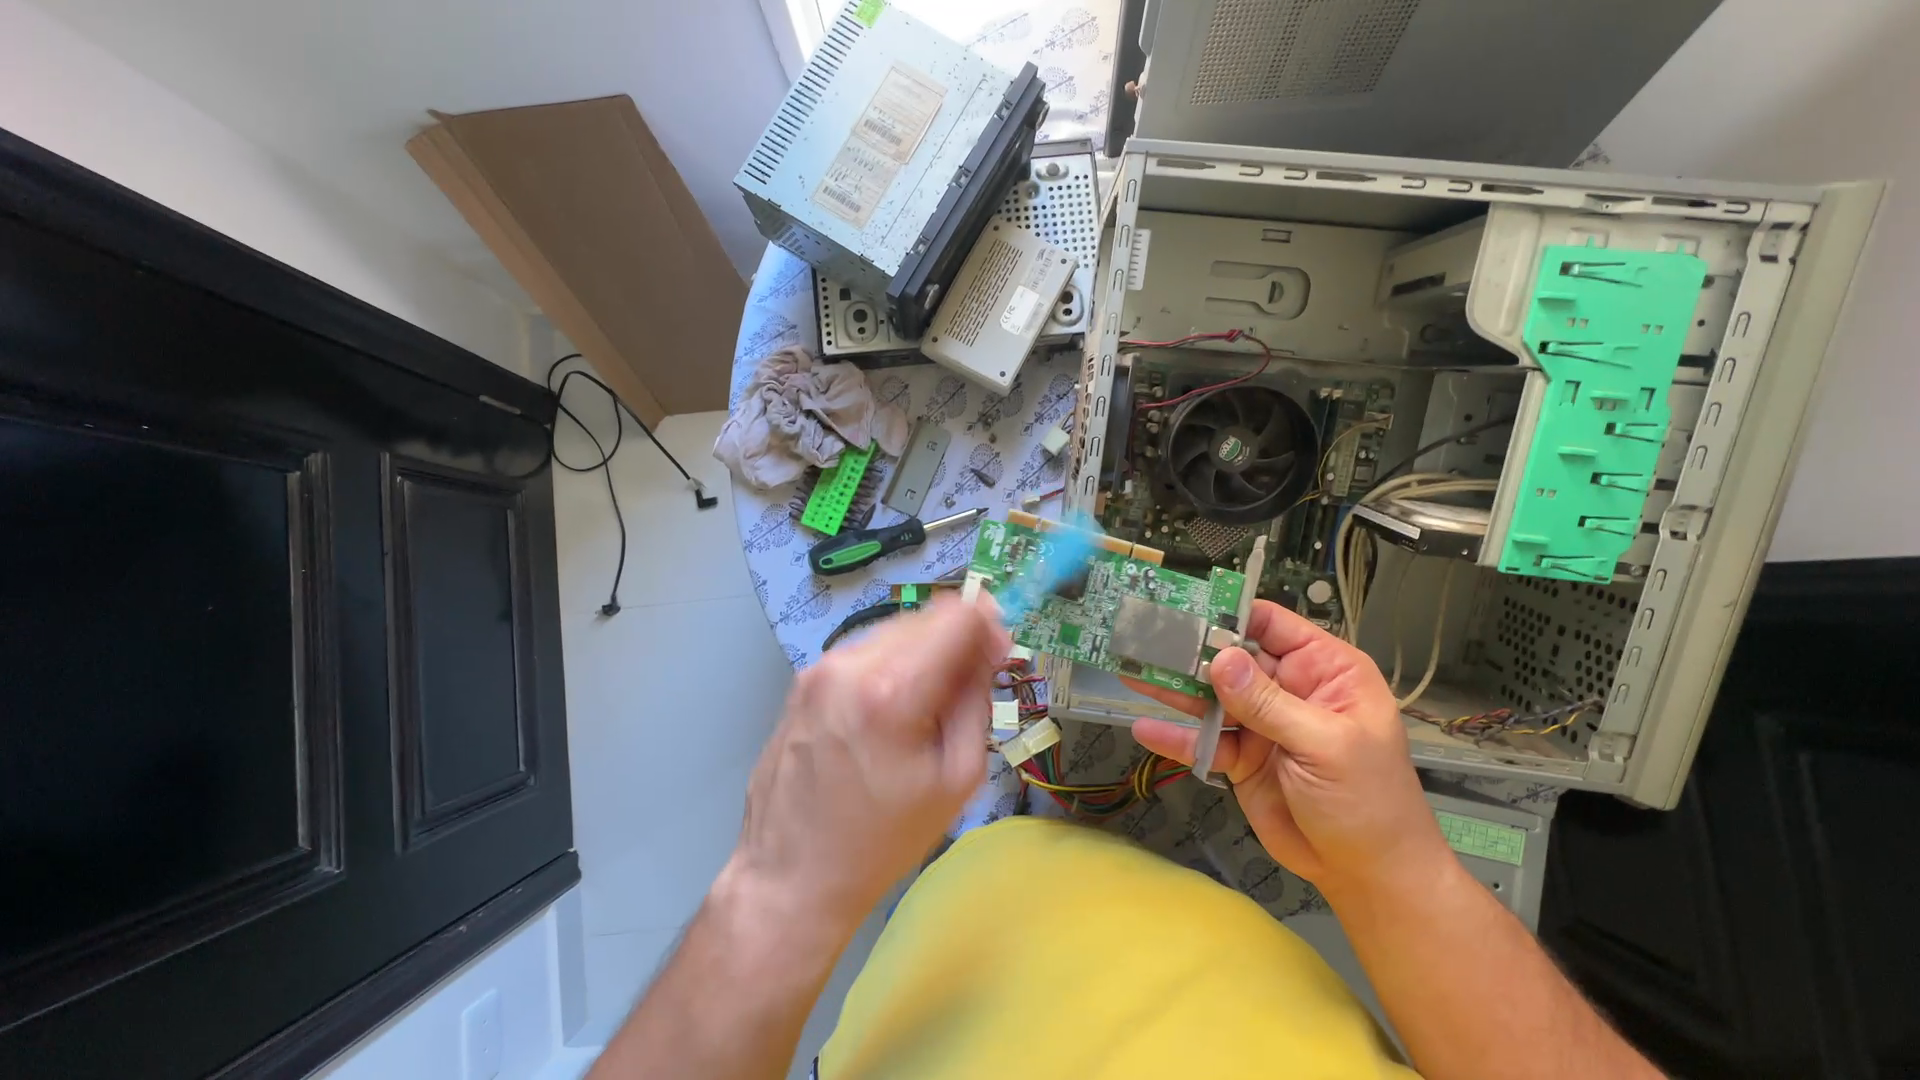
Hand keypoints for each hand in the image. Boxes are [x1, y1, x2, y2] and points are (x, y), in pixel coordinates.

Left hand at [721, 595, 1009, 931]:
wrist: (792, 876)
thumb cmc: (883, 840)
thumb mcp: (957, 779)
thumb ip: (976, 701)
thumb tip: (988, 648)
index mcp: (892, 691)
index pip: (956, 616)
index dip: (988, 624)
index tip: (1000, 652)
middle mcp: (849, 665)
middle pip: (924, 617)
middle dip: (957, 638)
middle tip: (973, 681)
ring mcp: (817, 671)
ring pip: (891, 631)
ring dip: (922, 650)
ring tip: (929, 702)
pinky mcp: (800, 683)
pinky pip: (861, 653)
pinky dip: (888, 665)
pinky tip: (890, 710)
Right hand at [1126, 600, 1449, 896]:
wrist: (1367, 874)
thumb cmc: (1368, 800)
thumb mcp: (1325, 745)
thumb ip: (1269, 703)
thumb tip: (1219, 660)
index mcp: (1324, 671)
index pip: (1271, 627)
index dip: (1231, 616)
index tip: (1186, 610)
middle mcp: (1289, 690)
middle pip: (1231, 659)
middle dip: (1190, 651)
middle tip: (1144, 639)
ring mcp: (1263, 725)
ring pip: (1211, 698)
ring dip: (1174, 689)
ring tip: (1131, 672)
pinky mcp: (1242, 759)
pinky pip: (1204, 741)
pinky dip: (1176, 737)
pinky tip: (1146, 729)